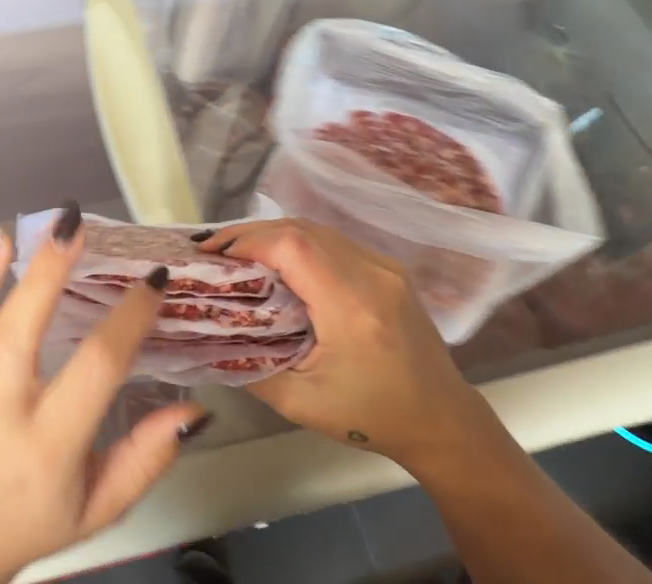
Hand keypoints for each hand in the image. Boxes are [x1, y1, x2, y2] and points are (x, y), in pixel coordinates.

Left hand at [0, 208, 208, 583]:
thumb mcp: (101, 507)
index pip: (96, 372)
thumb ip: (146, 458)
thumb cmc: (29, 522)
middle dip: (44, 280)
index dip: (129, 320)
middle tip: (70, 228)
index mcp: (47, 446)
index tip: (152, 279)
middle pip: (15, 340)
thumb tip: (192, 408)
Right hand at [196, 218, 483, 472]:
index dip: (248, 241)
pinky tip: (278, 262)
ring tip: (237, 253)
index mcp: (351, 307)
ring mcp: (385, 267)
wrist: (442, 421)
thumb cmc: (371, 417)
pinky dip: (299, 243)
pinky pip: (335, 242)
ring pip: (318, 230)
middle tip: (213, 251)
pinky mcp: (389, 270)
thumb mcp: (302, 403)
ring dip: (274, 235)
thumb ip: (252, 369)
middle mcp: (372, 275)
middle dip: (252, 234)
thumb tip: (209, 341)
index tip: (211, 254)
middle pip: (302, 229)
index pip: (293, 247)